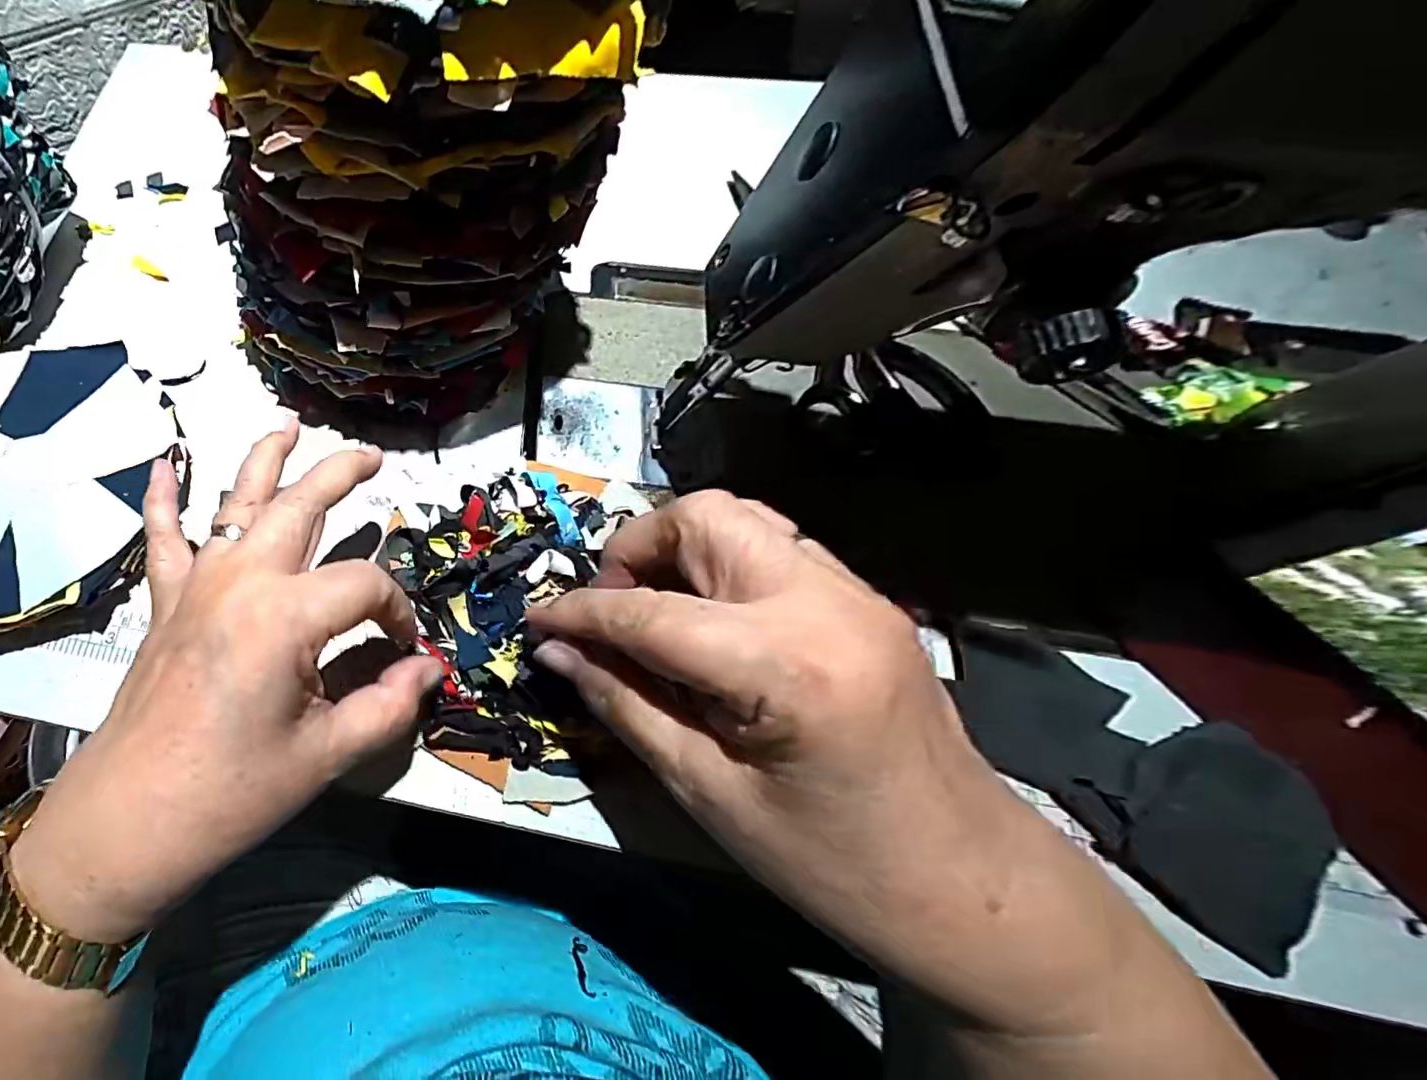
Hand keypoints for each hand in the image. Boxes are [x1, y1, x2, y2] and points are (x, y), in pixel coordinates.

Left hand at [10, 419, 442, 942]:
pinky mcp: (165, 604)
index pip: (365, 586)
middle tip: (371, 458)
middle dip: (341, 474)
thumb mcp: (326, 754)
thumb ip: (388, 704)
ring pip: (235, 502)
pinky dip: (164, 499)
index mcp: (285, 615)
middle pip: (301, 505)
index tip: (406, 651)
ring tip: (287, 427)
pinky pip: (163, 538)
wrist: (126, 823)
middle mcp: (241, 580)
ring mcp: (196, 585)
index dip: (398, 613)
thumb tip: (429, 671)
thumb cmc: (231, 794)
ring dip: (264, 460)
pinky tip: (165, 465)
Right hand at [528, 491, 1130, 1035]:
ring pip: (740, 519)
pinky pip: (772, 548)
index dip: (581, 612)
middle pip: (704, 516)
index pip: (650, 611)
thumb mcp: (707, 790)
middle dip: (635, 550)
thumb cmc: (830, 862)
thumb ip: (624, 704)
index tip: (537, 619)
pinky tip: (704, 620)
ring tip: (651, 612)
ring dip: (678, 550)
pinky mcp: (864, 600)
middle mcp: (826, 602)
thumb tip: (558, 652)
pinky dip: (719, 565)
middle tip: (610, 611)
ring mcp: (855, 592)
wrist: (972, 888)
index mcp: (786, 664)